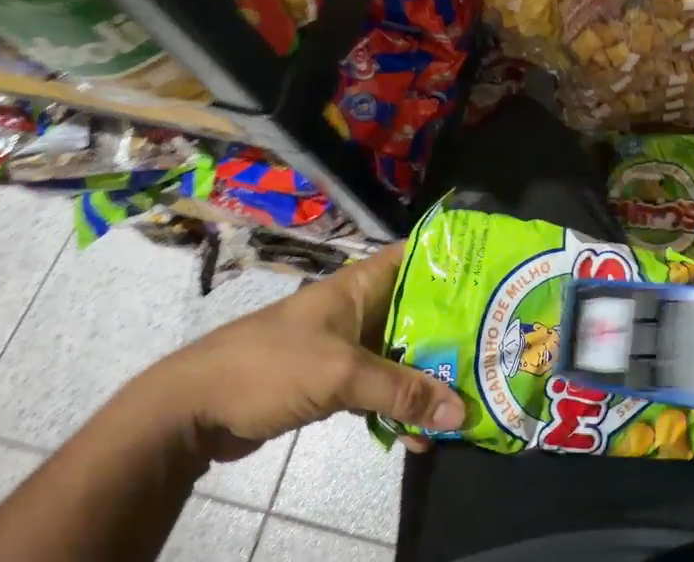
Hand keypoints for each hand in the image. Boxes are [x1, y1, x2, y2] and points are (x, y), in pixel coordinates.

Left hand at [144, 244, 463, 462]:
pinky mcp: (330, 382)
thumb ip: (401, 392)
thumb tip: (460, 412)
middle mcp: (356, 310)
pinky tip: (422, 435)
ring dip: (427, 376)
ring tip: (470, 395)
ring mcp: (343, 347)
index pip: (413, 257)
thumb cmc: (270, 366)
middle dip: (452, 331)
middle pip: (415, 313)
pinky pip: (377, 389)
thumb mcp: (341, 374)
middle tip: (497, 346)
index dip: (452, 259)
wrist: (196, 408)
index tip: (494, 275)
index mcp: (357, 286)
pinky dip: (398, 406)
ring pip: (399, 355)